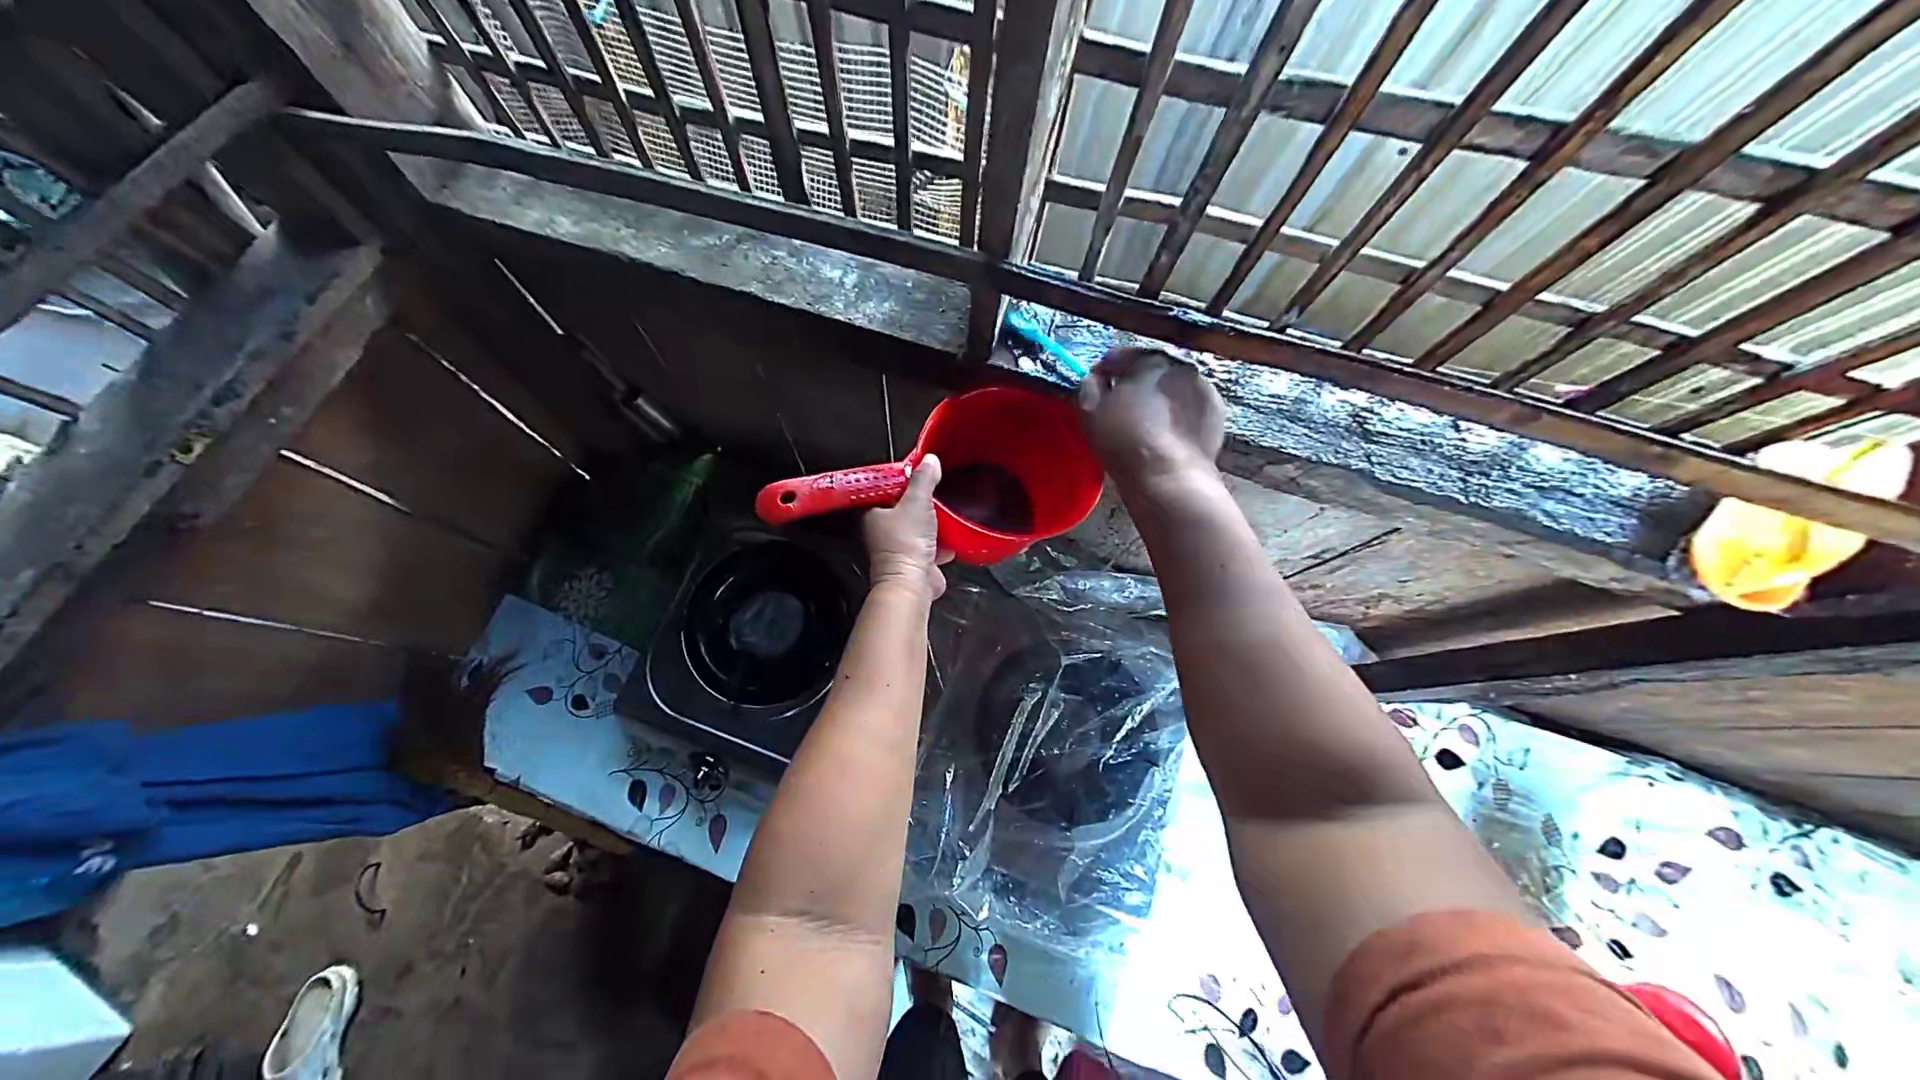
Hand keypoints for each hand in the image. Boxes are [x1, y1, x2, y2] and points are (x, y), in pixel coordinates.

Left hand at [863, 453, 950, 599]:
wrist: (912, 583)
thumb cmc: (906, 542)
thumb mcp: (917, 502)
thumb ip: (923, 480)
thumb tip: (930, 460)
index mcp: (873, 514)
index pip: (885, 489)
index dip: (902, 480)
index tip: (919, 473)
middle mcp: (882, 531)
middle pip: (904, 508)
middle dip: (922, 503)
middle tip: (937, 491)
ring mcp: (899, 548)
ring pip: (919, 527)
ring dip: (934, 523)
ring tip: (948, 512)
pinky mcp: (916, 562)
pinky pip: (931, 546)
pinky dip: (942, 543)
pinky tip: (953, 536)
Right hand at [1078, 346, 1225, 489]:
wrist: (1170, 477)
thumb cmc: (1126, 442)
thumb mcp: (1090, 411)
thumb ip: (1088, 386)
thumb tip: (1095, 379)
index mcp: (1148, 358)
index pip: (1118, 356)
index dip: (1102, 373)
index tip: (1096, 392)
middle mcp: (1181, 365)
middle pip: (1149, 370)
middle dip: (1134, 385)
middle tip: (1121, 411)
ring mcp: (1204, 388)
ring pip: (1171, 388)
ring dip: (1159, 399)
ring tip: (1146, 427)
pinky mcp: (1216, 412)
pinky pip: (1189, 407)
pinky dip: (1178, 415)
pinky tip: (1167, 436)